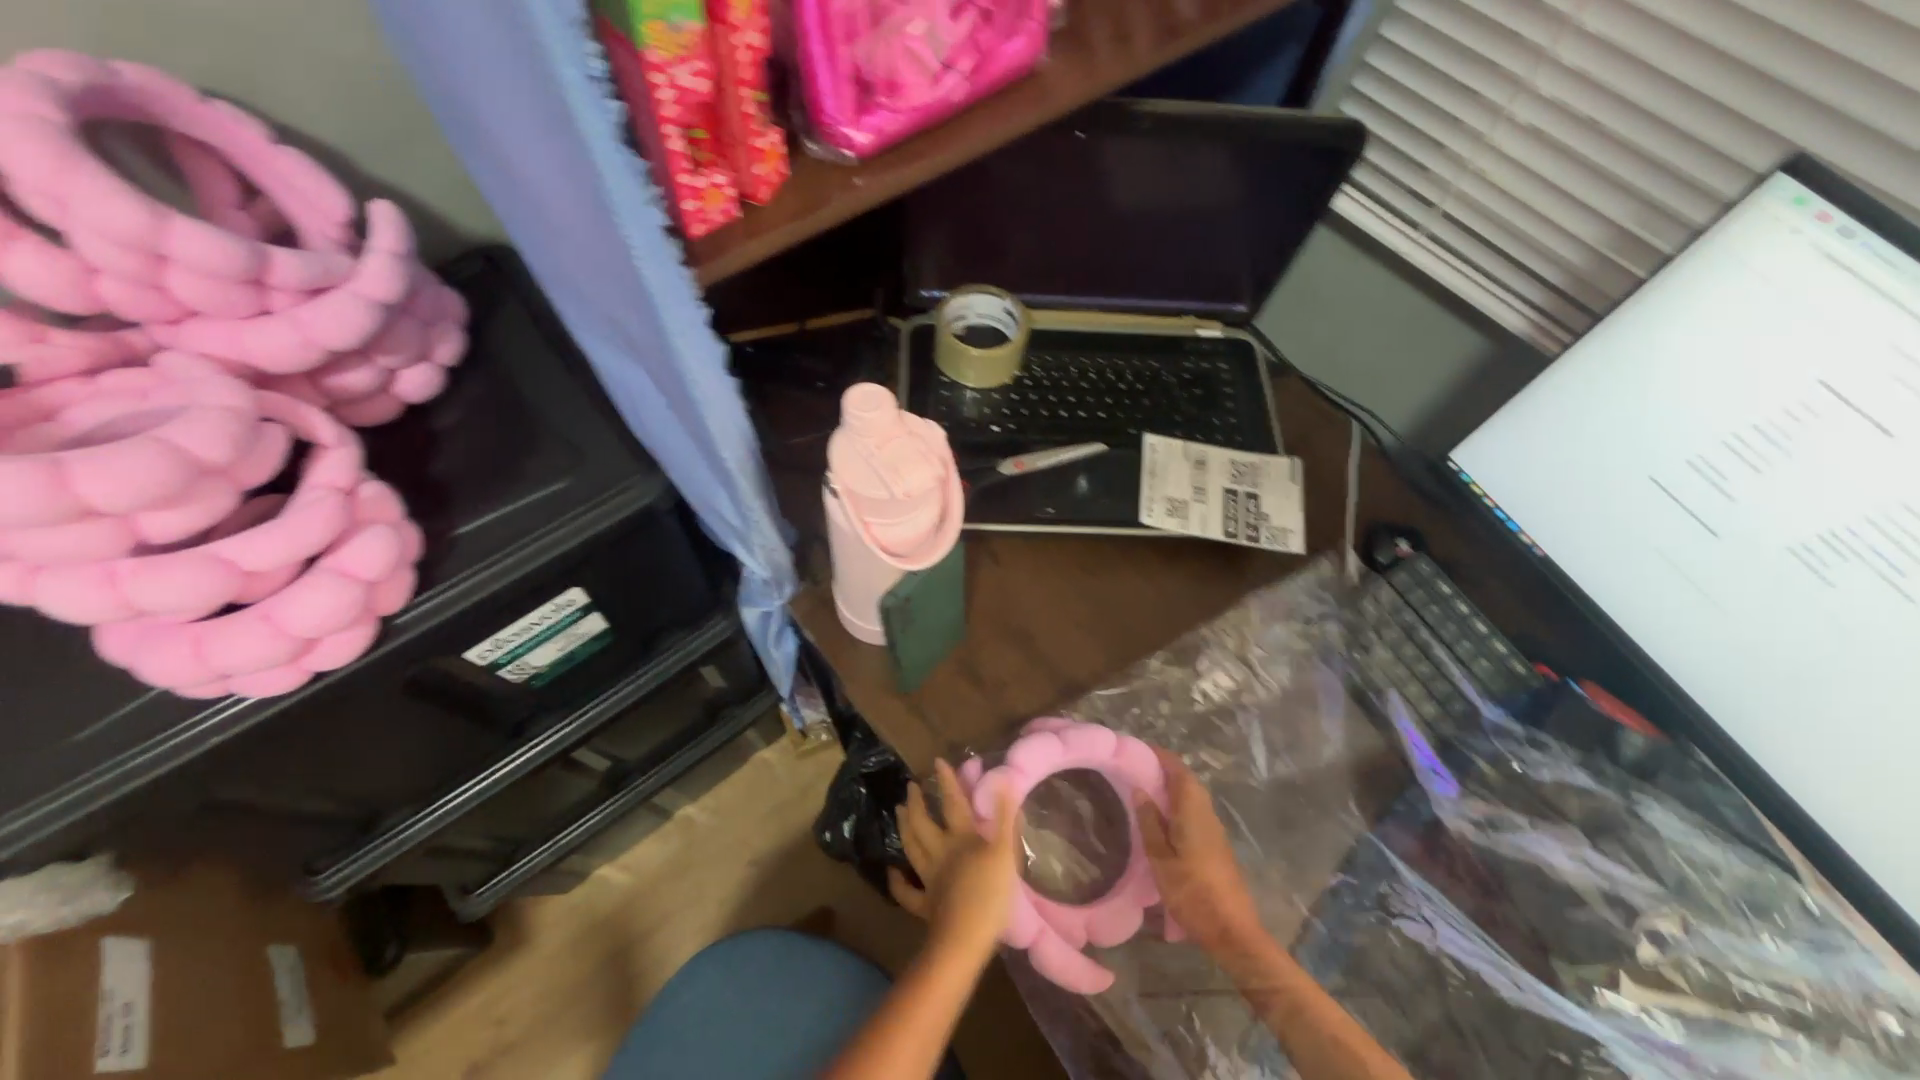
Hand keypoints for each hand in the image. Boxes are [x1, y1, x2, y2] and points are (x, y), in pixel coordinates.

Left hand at [888, 759, 1023, 962]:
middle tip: (910, 786)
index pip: (954, 803)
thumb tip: (1003, 780)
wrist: (966, 939)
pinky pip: (905, 891)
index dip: (947, 782)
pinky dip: (896, 881)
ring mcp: (929, 878)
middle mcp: (941, 853)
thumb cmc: (990, 895)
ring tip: (898, 812)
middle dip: (916, 802)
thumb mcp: (1006, 853)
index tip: (937, 762)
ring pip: (911, 848)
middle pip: (923, 823)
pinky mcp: (925, 904)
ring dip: (904, 828)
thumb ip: (1005, 817)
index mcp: (962, 839)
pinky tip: (892, 872)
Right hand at [1136, 747, 1265, 957]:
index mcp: (1193, 811)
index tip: (1137, 748)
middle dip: (1163, 770)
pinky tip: (1160, 819)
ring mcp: (1214, 831)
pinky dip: (1176, 806)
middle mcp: (1207, 814)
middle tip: (1134, 768)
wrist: (1232, 930)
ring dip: (1170, 789)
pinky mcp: (1215, 846)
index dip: (1160, 756)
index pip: (1178, 770)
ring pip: (1191, 798)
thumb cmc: (1192, 892)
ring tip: (1141, 790)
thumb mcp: (1160, 859)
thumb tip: (1140, 789)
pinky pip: (1194, 813)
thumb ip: (1150, 822)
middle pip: (1186, 781)